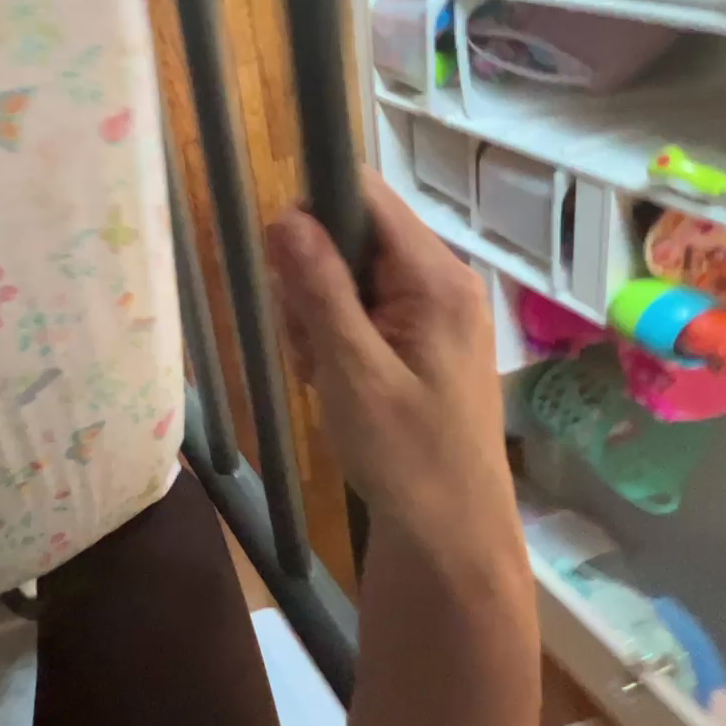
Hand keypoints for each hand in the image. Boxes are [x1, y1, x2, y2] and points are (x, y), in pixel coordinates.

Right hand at [264, 169, 516, 545]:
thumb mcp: (351, 369)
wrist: (446, 530)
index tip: (280, 262)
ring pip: (341, 271)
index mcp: (435, 278)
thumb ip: (319, 288)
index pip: (364, 195)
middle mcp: (437, 279)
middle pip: (347, 234)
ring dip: (312, 311)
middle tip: (304, 337)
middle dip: (307, 276)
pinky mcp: (414, 332)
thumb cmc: (404, 453)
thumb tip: (284, 214)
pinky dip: (326, 332)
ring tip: (319, 367)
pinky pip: (353, 304)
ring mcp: (426, 307)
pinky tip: (329, 375)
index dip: (311, 209)